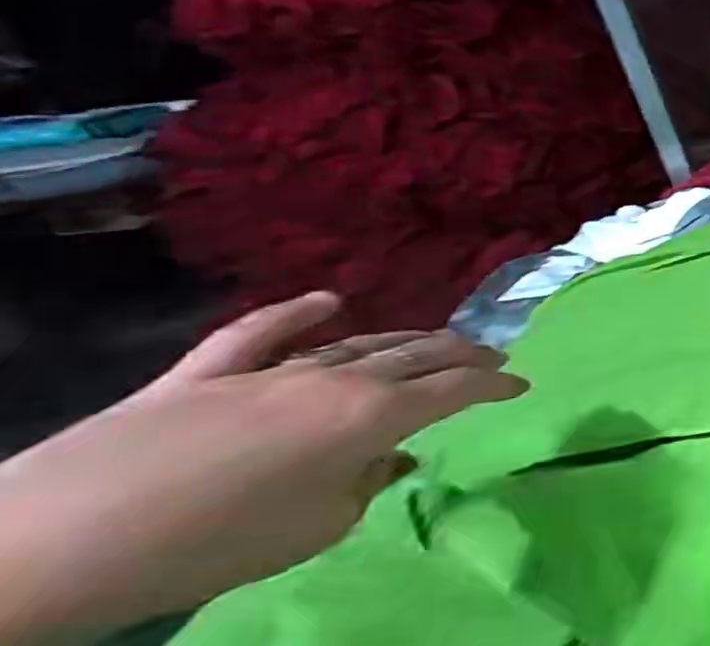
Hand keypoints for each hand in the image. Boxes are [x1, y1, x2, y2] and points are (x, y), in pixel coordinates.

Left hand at [0, 292, 526, 643]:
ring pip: (360, 341)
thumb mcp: (310, 533)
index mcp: (370, 416)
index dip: (496, 386)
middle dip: (464, 355)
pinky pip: (261, 333)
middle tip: (492, 357)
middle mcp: (336, 378)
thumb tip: (386, 459)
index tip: (522, 384)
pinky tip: (327, 301)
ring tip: (436, 342)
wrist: (44, 547)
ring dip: (407, 339)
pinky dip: (298, 314)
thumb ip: (364, 488)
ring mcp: (271, 369)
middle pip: (419, 354)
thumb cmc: (204, 546)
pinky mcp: (205, 373)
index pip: (455, 390)